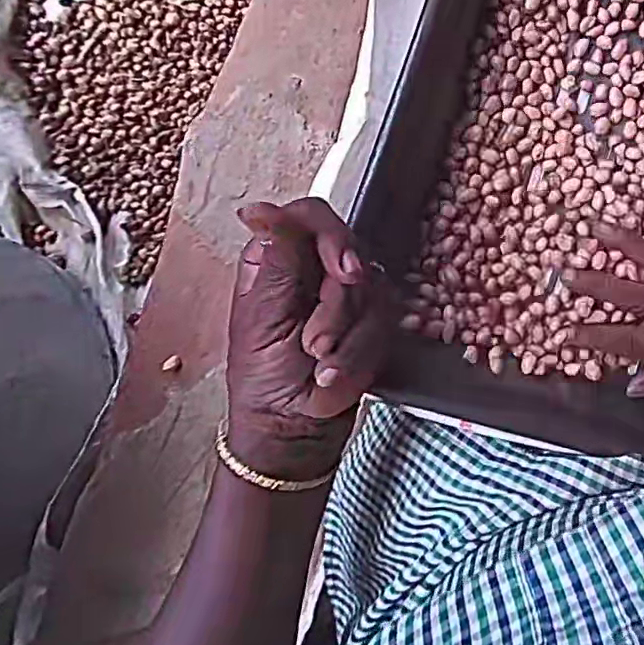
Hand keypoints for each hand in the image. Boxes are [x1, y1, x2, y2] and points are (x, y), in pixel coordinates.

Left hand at [225, 198, 391, 481]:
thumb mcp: (262, 322)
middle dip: (337, 307)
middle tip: (316, 345)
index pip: (311, 217)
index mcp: (278, 261)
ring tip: (320, 367)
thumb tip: (259, 210)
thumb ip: (275, 263)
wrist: (293, 434)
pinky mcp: (369, 320)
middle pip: (350, 254)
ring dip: (348, 338)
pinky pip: (384, 323)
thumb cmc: (264, 382)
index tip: (343, 270)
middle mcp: (314, 270)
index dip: (332, 236)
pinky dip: (361, 354)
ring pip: (371, 291)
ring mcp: (346, 295)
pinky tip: (336, 374)